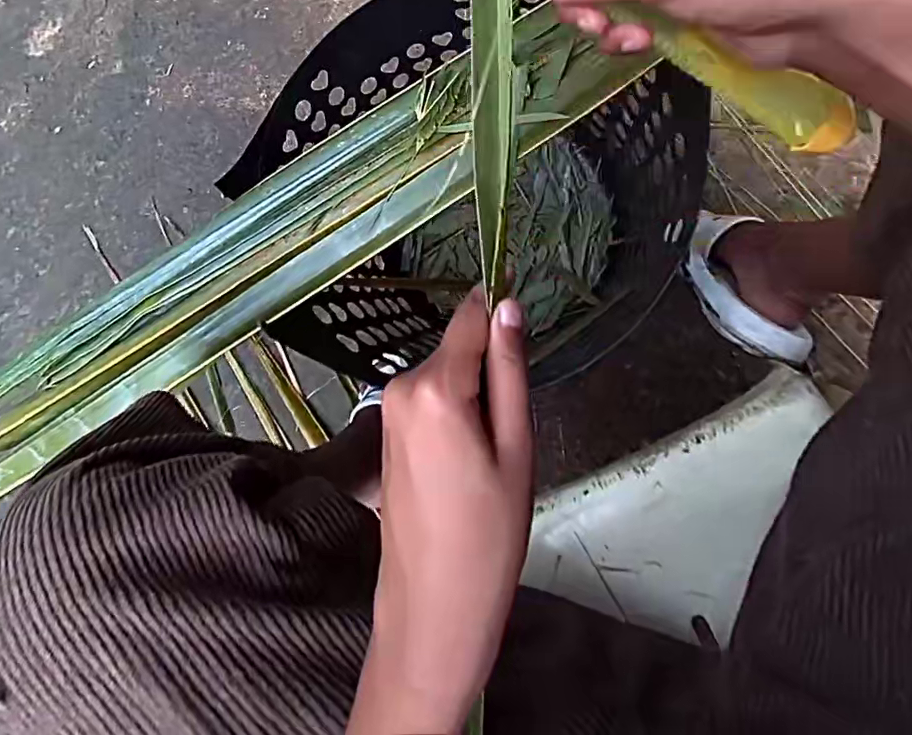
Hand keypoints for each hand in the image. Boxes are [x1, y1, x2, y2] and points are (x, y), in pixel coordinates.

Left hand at [348, 290, 531, 734]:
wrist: (431, 608)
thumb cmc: (488, 533)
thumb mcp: (516, 448)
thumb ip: (510, 370)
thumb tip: (507, 304)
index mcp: (435, 386)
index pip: (469, 317)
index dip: (498, 306)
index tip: (525, 313)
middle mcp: (401, 386)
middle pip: (458, 349)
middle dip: (489, 369)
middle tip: (511, 430)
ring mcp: (387, 409)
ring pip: (446, 374)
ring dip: (473, 396)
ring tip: (490, 455)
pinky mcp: (386, 430)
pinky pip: (429, 399)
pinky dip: (454, 412)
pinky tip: (465, 462)